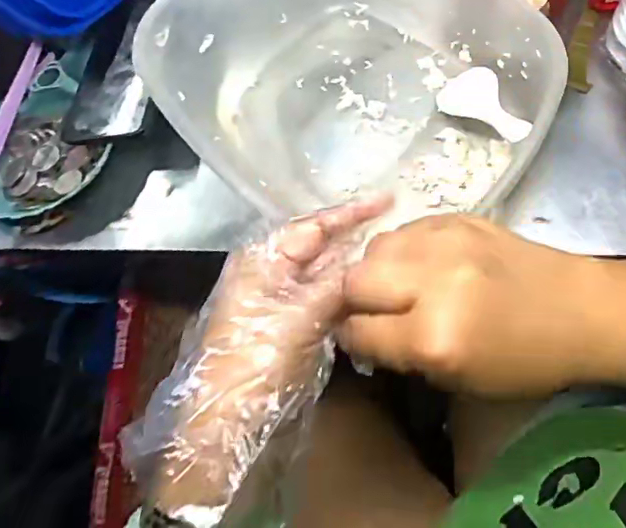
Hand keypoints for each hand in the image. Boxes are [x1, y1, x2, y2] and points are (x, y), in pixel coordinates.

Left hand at [142, 196, 390, 513]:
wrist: (226, 428)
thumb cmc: (256, 359)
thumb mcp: (302, 315)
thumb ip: (340, 280)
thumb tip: (375, 258)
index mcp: (264, 260)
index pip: (316, 225)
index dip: (353, 212)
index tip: (389, 198)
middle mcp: (273, 273)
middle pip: (323, 245)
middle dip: (358, 234)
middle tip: (399, 223)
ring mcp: (284, 301)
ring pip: (329, 272)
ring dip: (359, 264)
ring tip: (397, 249)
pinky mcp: (295, 326)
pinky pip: (330, 297)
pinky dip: (352, 290)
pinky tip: (378, 286)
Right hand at [340, 216, 609, 397]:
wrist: (577, 308)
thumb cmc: (524, 360)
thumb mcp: (457, 378)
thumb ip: (402, 354)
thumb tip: (362, 331)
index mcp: (434, 335)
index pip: (358, 329)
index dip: (351, 338)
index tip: (357, 339)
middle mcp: (434, 280)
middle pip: (358, 277)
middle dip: (356, 297)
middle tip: (374, 309)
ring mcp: (449, 240)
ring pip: (379, 244)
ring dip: (379, 266)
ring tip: (399, 282)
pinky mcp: (462, 217)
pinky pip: (411, 227)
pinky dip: (407, 246)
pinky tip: (423, 262)